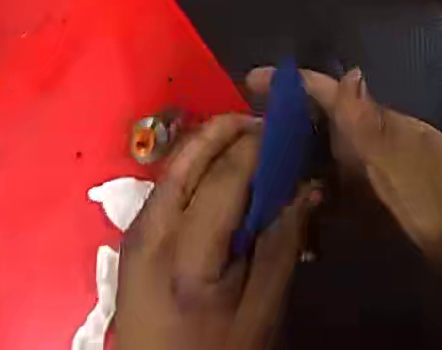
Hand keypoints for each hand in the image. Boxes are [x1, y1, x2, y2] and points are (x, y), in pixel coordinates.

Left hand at [110, 114, 318, 349]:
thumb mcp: (259, 316)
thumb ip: (282, 246)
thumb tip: (309, 186)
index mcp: (186, 255)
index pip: (227, 173)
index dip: (260, 143)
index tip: (291, 130)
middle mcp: (152, 231)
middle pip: (191, 155)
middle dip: (232, 128)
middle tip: (270, 125)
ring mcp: (136, 232)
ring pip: (175, 162)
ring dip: (212, 141)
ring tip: (251, 140)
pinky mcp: (132, 237)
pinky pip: (167, 181)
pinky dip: (196, 163)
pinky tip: (221, 170)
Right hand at [245, 66, 441, 271]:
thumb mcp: (403, 162)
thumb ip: (369, 124)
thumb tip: (348, 70)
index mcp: (377, 125)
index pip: (326, 92)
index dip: (291, 84)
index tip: (250, 78)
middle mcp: (378, 140)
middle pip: (324, 124)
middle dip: (286, 125)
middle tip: (242, 140)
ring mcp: (387, 170)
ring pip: (333, 159)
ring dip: (301, 163)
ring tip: (260, 179)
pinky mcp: (393, 200)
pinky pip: (346, 192)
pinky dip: (323, 198)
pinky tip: (306, 217)